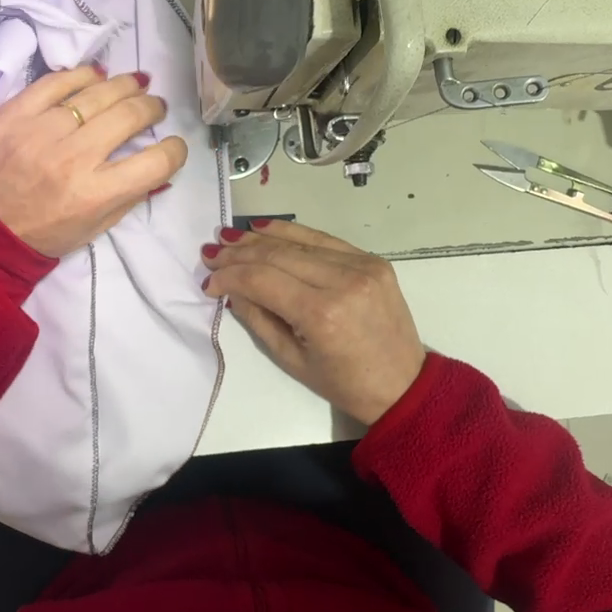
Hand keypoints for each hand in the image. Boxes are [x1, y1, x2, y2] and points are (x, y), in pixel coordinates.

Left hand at [0, 65, 189, 257]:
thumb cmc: (43, 233)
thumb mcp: (94, 229)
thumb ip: (130, 197)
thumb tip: (162, 168)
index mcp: (95, 195)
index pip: (155, 162)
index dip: (174, 150)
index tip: (171, 145)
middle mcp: (72, 160)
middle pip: (129, 116)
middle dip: (151, 107)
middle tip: (154, 106)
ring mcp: (40, 133)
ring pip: (96, 93)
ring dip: (124, 86)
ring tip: (134, 85)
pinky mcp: (12, 114)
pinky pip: (55, 83)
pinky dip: (80, 75)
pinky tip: (96, 76)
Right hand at [200, 220, 425, 424]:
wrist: (403, 383)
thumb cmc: (344, 383)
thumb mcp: (291, 360)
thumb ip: (258, 319)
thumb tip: (231, 289)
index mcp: (321, 315)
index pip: (262, 280)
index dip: (230, 277)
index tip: (208, 281)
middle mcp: (343, 282)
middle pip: (277, 256)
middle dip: (239, 253)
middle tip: (211, 252)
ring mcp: (362, 266)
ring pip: (299, 242)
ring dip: (260, 238)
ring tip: (230, 236)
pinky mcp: (372, 260)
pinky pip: (323, 240)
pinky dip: (293, 232)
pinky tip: (265, 228)